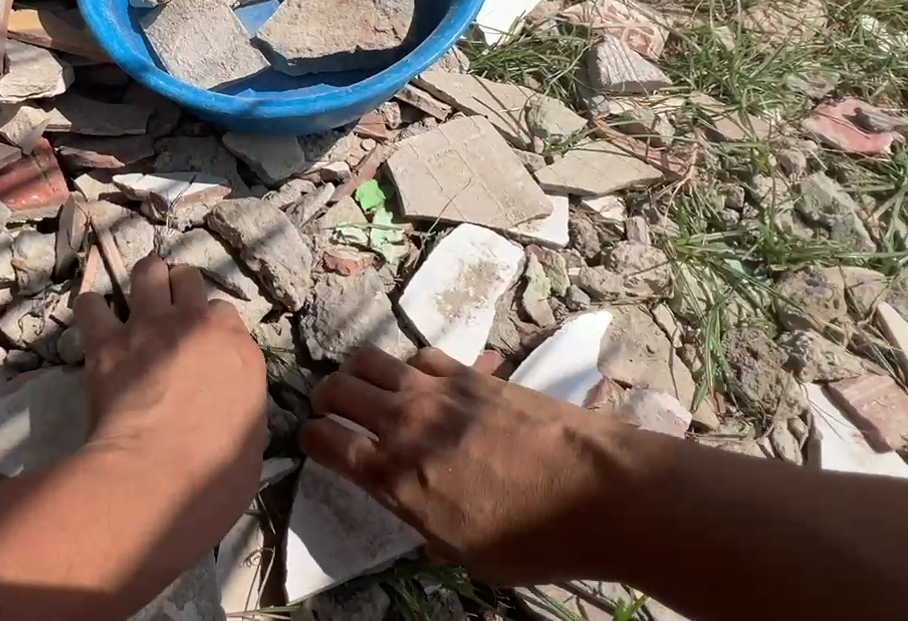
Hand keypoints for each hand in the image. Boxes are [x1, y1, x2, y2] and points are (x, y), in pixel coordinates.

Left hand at [74, 254, 267, 490]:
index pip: (223, 312)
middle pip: (187, 278)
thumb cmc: (214, 476)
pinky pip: (93, 305)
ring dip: (142, 279)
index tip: (200, 340)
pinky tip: (92, 317)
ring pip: (147, 272)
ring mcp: (150, 326)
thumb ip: (240, 407)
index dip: (209, 323)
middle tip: (167, 305)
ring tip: (135, 292)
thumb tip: (229, 410)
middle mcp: (195, 324)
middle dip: (177, 287)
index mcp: (237, 348)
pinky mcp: (108, 341)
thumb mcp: (250, 440)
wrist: (156, 477)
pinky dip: (91, 309)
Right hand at [300, 345, 665, 585]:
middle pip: (338, 390)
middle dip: (323, 397)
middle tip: (328, 407)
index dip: (310, 439)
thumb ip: (420, 517)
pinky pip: (419, 356)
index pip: (326, 440)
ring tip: (362, 383)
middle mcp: (402, 423)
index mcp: (394, 475)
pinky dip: (408, 367)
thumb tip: (404, 496)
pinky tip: (421, 381)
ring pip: (369, 359)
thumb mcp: (464, 553)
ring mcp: (434, 390)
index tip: (313, 441)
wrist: (597, 490)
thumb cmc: (532, 538)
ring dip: (355, 371)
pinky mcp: (466, 373)